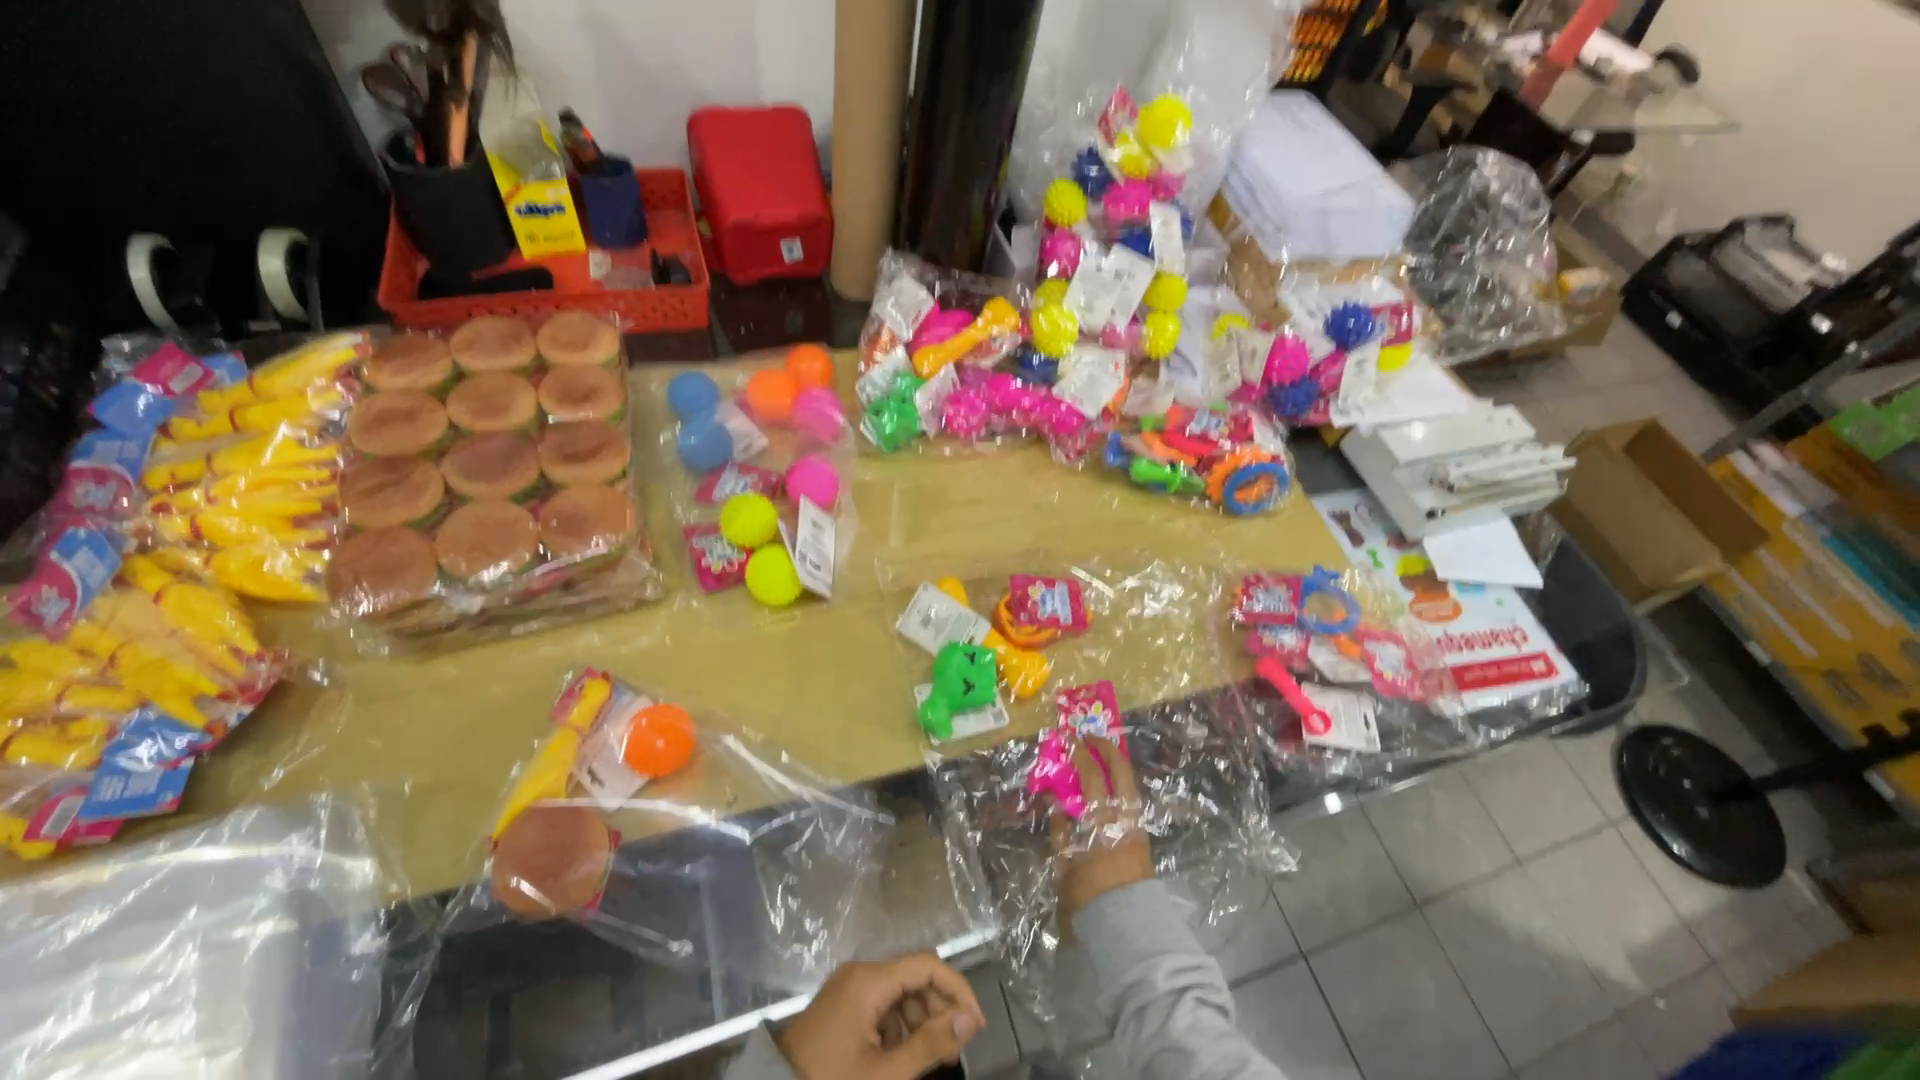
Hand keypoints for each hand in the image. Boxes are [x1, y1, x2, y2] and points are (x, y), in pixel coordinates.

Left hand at [776, 952, 986, 1078]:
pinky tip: (904, 1054)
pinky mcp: (842, 1004)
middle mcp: (859, 973)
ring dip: (922, 1018)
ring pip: (900, 991)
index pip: (928, 965)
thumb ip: (930, 1044)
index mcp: (869, 981)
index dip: (958, 989)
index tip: (975, 1025)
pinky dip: (900, 1024)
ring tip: (934, 1055)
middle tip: (957, 1046)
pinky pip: (881, 1004)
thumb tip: (970, 1020)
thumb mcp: (884, 1073)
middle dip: (941, 1007)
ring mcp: (848, 988)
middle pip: (915, 976)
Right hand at [1051, 734, 1154, 935]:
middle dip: (1108, 749)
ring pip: (1129, 787)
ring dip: (1115, 768)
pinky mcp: (1142, 841)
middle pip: (1121, 772)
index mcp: (1102, 820)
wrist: (1126, 930)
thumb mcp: (1064, 866)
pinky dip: (1117, 789)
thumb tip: (1058, 804)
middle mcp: (1124, 818)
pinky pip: (1129, 804)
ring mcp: (1137, 828)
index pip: (1092, 776)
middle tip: (1092, 736)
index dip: (1080, 753)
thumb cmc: (1088, 899)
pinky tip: (1105, 792)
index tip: (1070, 738)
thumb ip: (1062, 832)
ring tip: (1100, 758)